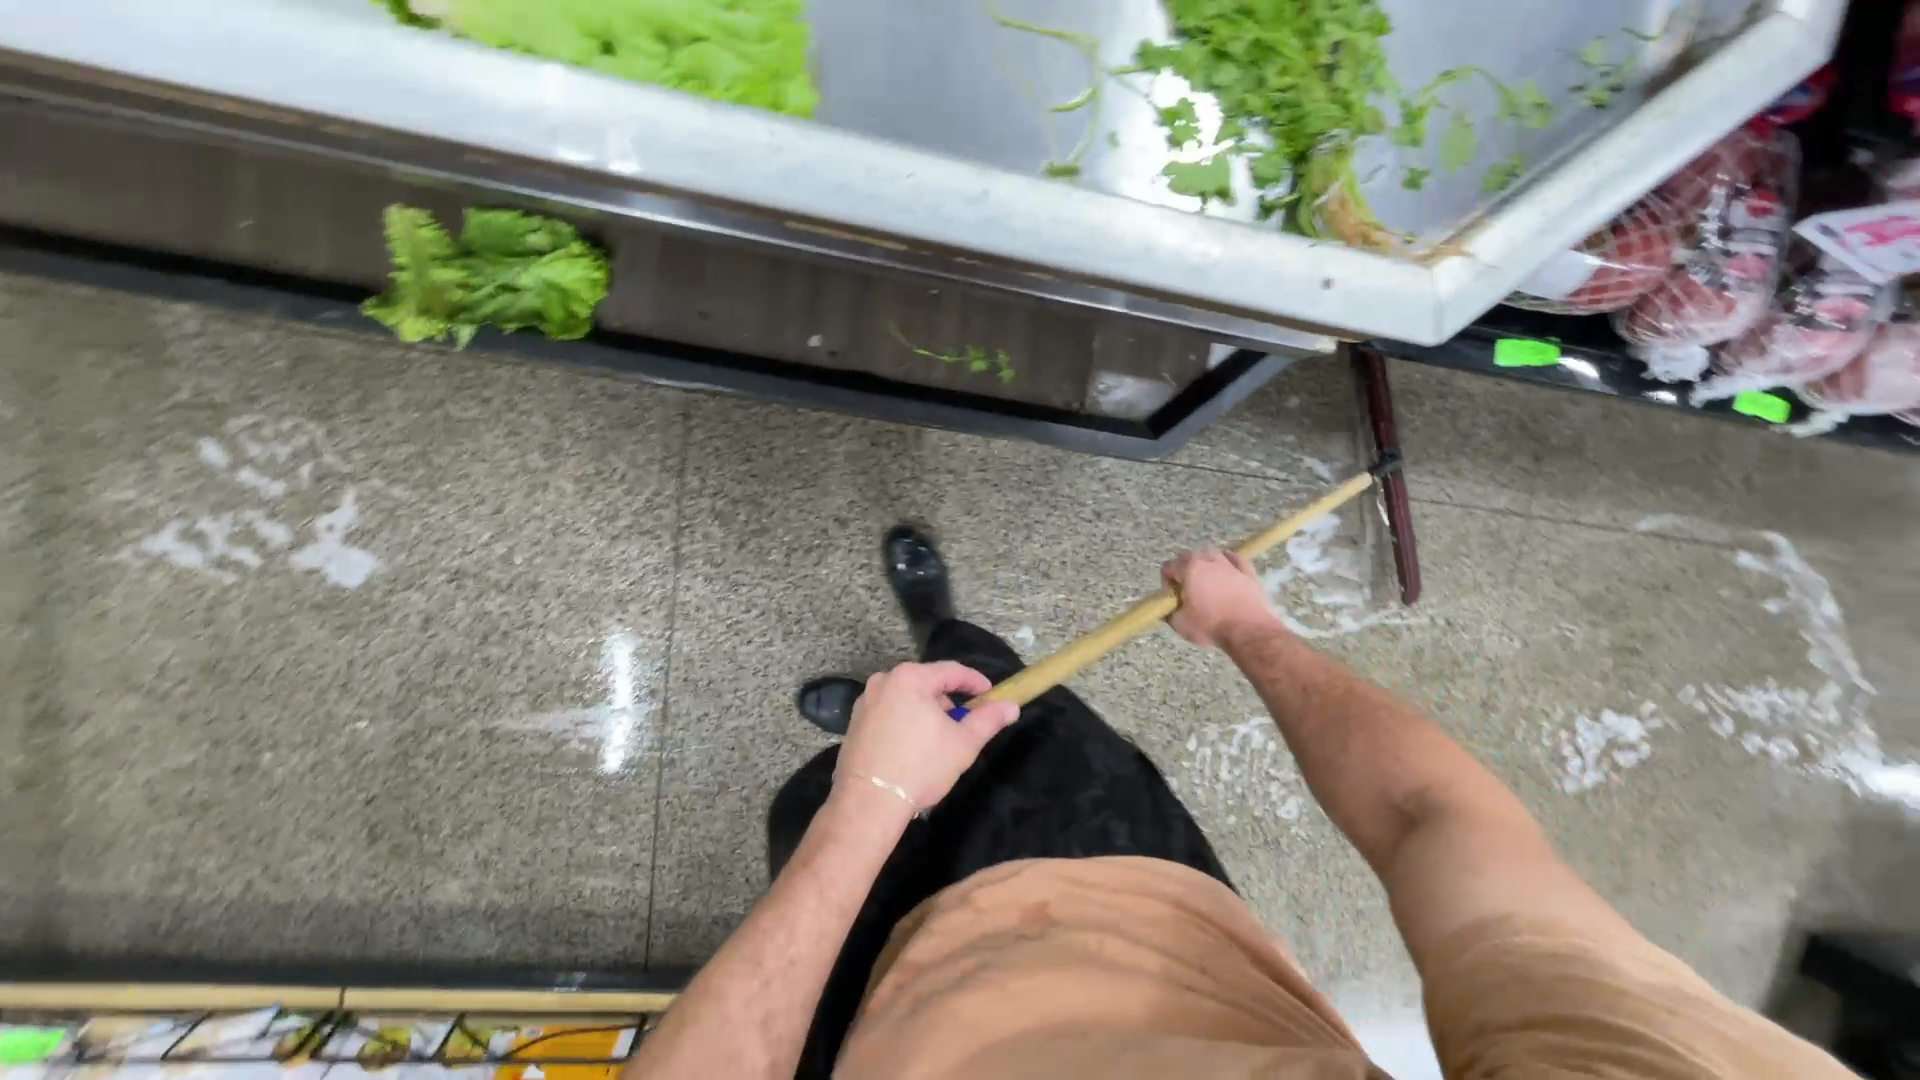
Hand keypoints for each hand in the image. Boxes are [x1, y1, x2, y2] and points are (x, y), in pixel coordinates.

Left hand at [836, 662, 1020, 814]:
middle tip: (964, 724)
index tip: (991, 695)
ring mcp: (865, 701)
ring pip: (907, 698)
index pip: (952, 670)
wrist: (869, 802)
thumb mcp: (963, 743)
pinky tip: (913, 748)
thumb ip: (988, 720)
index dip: (975, 682)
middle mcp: (884, 681)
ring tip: (938, 740)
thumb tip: (1011, 706)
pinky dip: (905, 722)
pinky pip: (889, 713)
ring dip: (926, 712)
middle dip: (948, 701)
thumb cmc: (921, 767)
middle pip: (927, 683)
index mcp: (910, 678)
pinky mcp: (855, 722)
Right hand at [1161, 549, 1285, 649]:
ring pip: (1212, 554)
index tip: (1172, 598)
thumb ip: (1169, 611)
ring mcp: (1230, 564)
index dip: (1167, 583)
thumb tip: (1168, 607)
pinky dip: (1227, 562)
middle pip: (1189, 557)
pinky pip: (1234, 559)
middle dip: (1185, 571)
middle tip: (1188, 592)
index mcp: (1190, 569)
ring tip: (1207, 582)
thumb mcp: (1179, 624)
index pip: (1168, 567)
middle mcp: (1209, 560)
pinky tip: (1227, 570)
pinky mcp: (1248, 572)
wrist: (1249, 631)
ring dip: (1205, 564)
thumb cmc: (1211, 626)